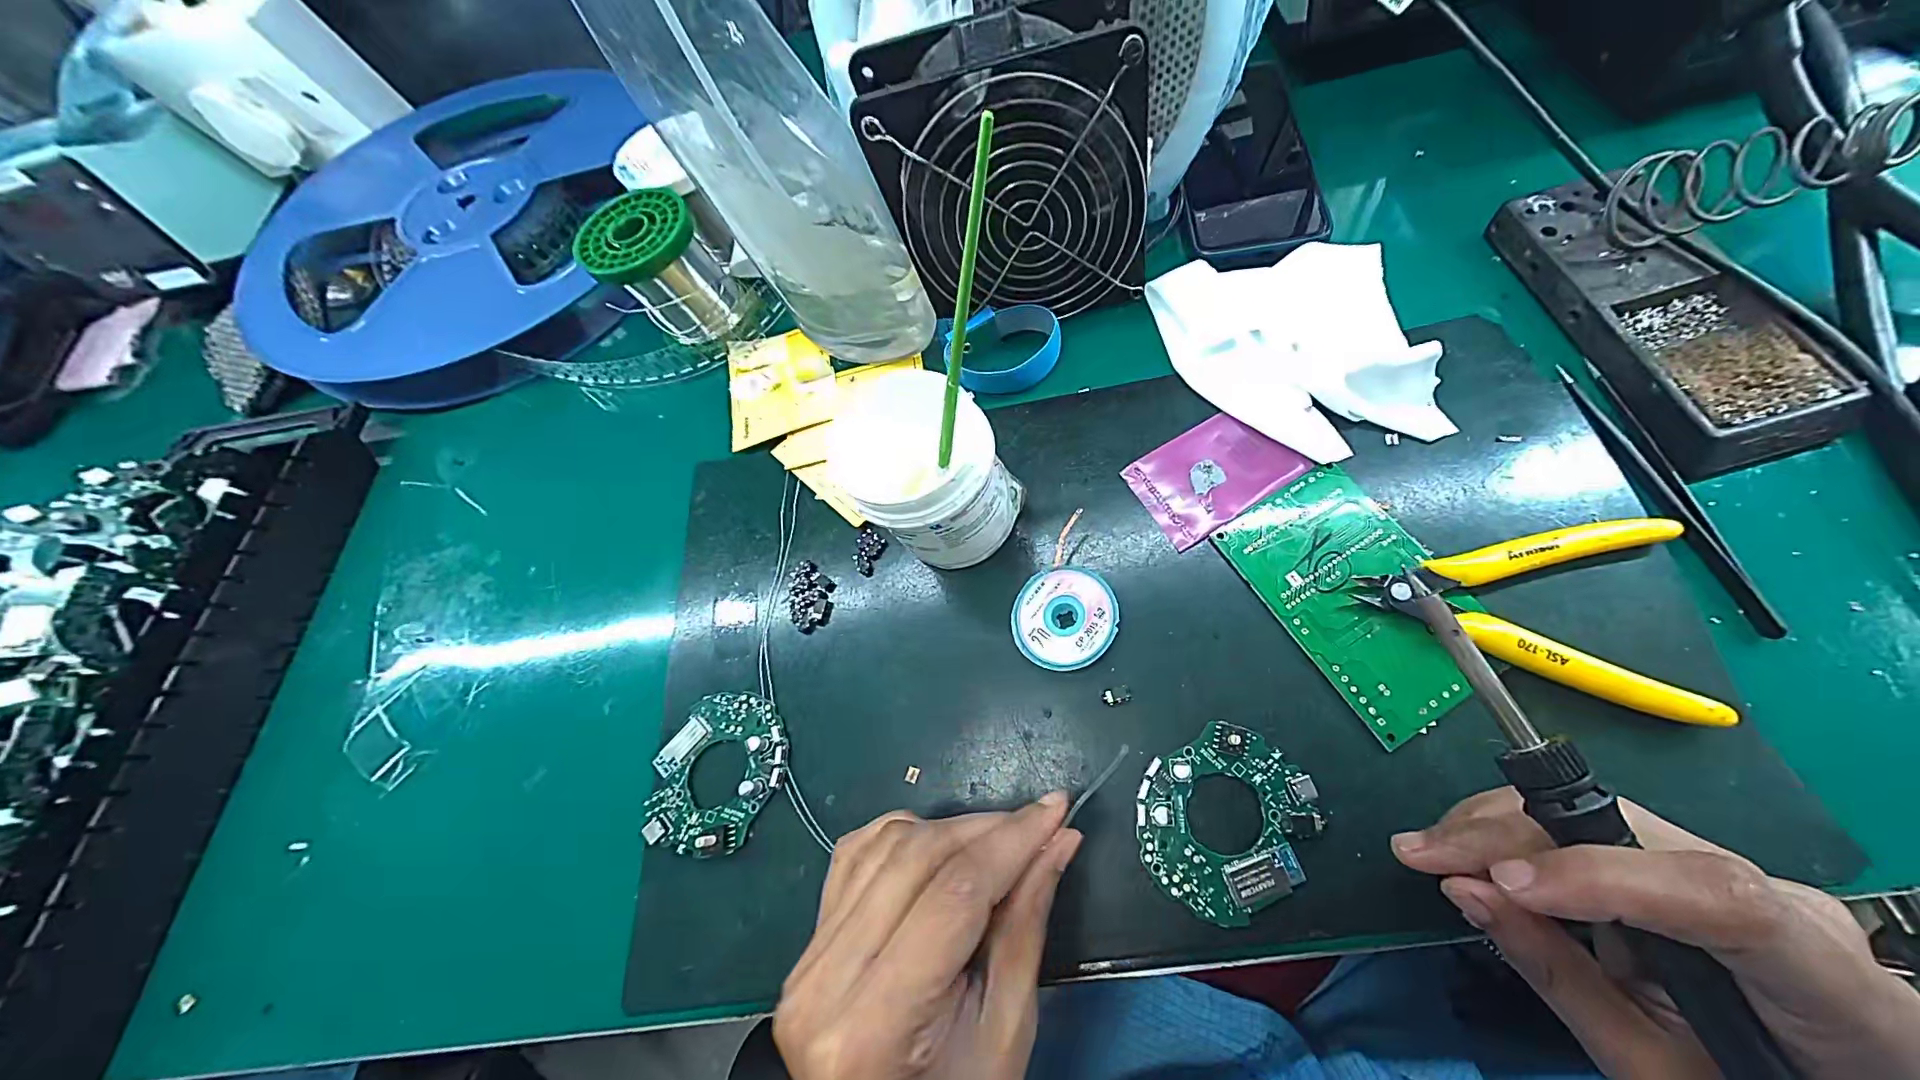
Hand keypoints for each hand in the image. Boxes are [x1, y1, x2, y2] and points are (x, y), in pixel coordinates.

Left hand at [774, 793, 1081, 1079]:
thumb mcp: (1006, 1031)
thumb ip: (1026, 927)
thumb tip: (1056, 842)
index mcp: (873, 1024)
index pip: (953, 893)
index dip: (1010, 841)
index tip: (1054, 812)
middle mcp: (825, 980)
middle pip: (916, 858)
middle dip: (987, 829)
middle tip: (1037, 823)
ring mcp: (807, 957)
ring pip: (885, 844)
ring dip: (950, 827)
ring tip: (997, 840)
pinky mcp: (809, 940)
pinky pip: (856, 853)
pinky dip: (905, 835)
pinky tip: (940, 843)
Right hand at [1392, 787, 1919, 1078]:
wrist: (1823, 1070)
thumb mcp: (1657, 1065)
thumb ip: (1562, 979)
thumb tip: (1465, 891)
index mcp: (1819, 972)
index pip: (1712, 893)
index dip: (1596, 877)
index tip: (1497, 885)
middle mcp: (1775, 891)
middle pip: (1624, 827)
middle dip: (1506, 833)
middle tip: (1420, 853)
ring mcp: (1722, 862)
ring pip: (1588, 808)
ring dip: (1493, 825)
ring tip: (1428, 851)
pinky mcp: (1671, 854)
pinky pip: (1577, 821)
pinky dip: (1510, 831)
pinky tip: (1466, 848)